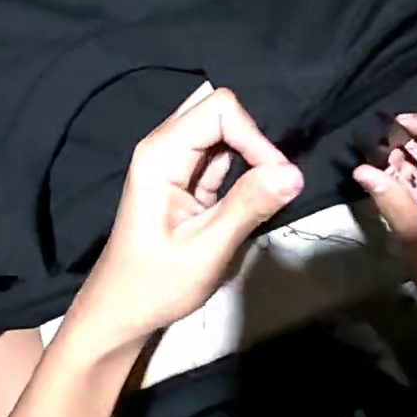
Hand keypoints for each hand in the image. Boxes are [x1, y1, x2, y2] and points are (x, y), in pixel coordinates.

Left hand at [65, 82, 302, 355]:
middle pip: (217, 104)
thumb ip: (249, 206)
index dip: (253, 135)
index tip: (276, 176)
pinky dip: (246, 157)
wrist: (121, 312)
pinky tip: (260, 181)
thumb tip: (295, 173)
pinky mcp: (188, 171)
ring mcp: (175, 156)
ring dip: (251, 144)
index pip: (219, 110)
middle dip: (253, 129)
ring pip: (221, 122)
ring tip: (273, 176)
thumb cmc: (156, 285)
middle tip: (276, 169)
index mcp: (160, 155)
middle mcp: (165, 143)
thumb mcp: (206, 251)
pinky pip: (222, 145)